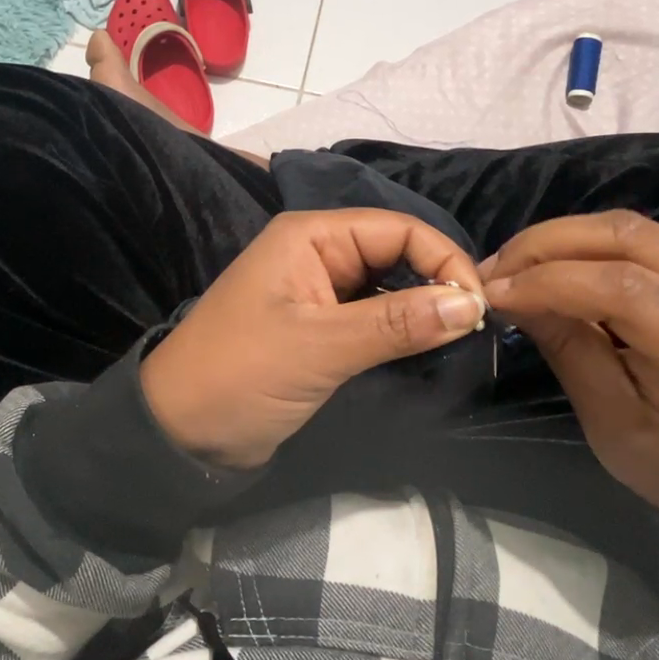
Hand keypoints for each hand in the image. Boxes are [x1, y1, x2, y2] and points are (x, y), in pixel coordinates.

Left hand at [141, 209, 487, 469]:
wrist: (180, 431)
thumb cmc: (241, 374)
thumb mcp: (320, 347)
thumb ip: (395, 323)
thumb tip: (470, 304)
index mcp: (309, 237)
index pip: (397, 228)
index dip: (443, 259)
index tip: (478, 308)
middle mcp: (316, 254)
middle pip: (396, 253)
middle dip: (436, 282)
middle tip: (473, 329)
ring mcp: (317, 292)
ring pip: (388, 286)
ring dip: (422, 309)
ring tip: (457, 341)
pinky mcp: (319, 328)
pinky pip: (372, 316)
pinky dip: (400, 329)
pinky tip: (425, 349)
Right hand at [480, 211, 658, 512]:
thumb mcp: (609, 419)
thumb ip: (566, 345)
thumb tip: (506, 293)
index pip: (623, 287)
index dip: (547, 280)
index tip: (491, 292)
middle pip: (629, 238)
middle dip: (547, 245)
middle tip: (493, 269)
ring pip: (634, 230)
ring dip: (563, 240)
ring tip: (514, 265)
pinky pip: (646, 242)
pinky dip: (588, 247)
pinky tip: (552, 265)